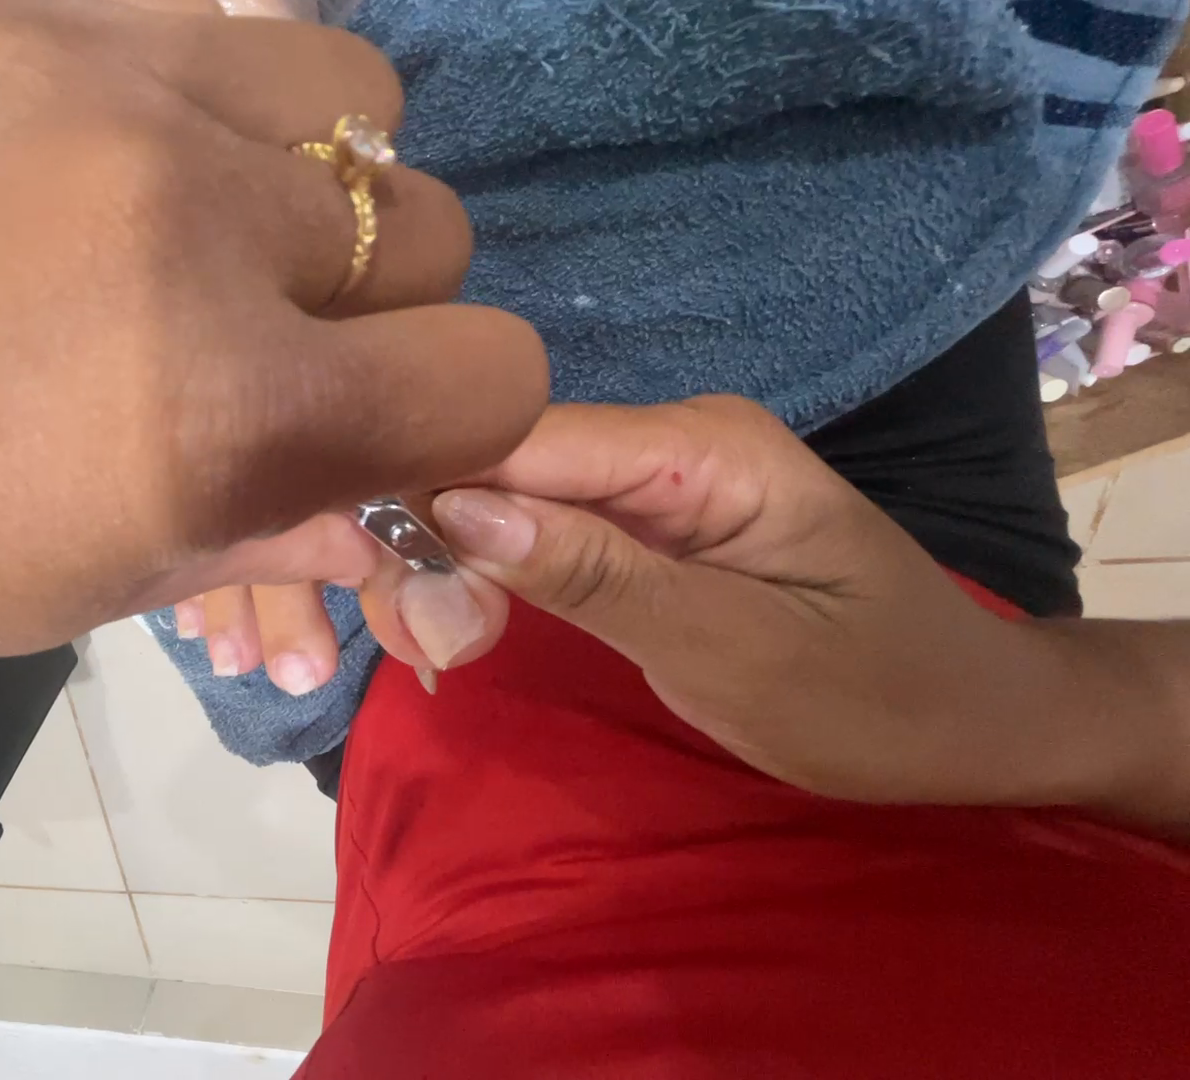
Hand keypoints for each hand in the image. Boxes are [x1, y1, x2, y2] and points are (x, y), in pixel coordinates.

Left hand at [0, 0, 546, 707]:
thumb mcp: (145, 575)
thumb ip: (310, 518)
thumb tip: (411, 492)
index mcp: (230, 412)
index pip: (490, 374)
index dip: (462, 413)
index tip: (395, 425)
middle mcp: (191, 230)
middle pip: (434, 233)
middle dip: (379, 313)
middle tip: (274, 345)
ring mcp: (95, 91)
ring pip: (357, 100)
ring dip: (320, 191)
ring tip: (212, 243)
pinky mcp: (3, 16)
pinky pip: (219, 30)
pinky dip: (220, 110)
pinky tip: (127, 173)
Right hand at [422, 396, 1162, 806]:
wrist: (962, 723)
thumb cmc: (871, 697)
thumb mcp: (732, 649)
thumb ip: (596, 575)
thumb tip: (456, 511)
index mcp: (695, 446)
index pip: (519, 438)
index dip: (428, 491)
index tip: (369, 571)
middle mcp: (652, 440)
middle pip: (491, 465)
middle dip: (424, 542)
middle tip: (413, 640)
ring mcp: (632, 480)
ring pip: (488, 500)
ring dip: (436, 567)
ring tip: (426, 645)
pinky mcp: (617, 521)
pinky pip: (516, 532)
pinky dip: (468, 577)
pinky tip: (447, 622)